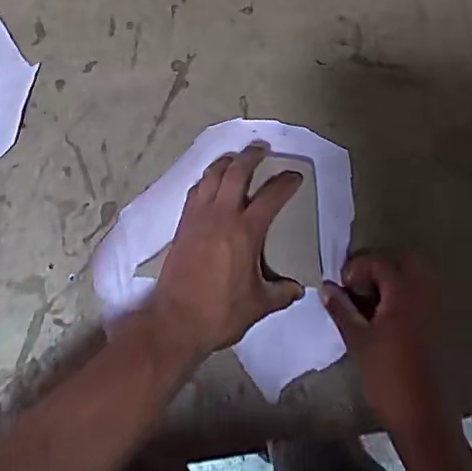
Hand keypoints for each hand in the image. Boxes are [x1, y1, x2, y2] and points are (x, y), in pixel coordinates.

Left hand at [145, 144, 303, 361]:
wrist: (174, 322)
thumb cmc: (220, 313)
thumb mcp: (259, 306)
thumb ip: (281, 294)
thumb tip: (296, 289)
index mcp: (245, 231)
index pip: (271, 195)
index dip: (285, 182)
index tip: (295, 176)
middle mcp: (221, 216)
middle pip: (237, 172)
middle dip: (251, 156)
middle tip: (261, 148)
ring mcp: (198, 217)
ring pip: (212, 175)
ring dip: (226, 162)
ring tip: (236, 157)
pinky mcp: (182, 224)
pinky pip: (196, 190)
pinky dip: (207, 179)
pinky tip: (211, 182)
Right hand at [320, 253, 451, 439]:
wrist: (423, 418)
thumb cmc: (387, 378)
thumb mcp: (358, 342)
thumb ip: (342, 310)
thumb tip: (328, 287)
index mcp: (403, 293)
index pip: (379, 262)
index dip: (357, 268)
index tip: (342, 286)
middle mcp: (424, 294)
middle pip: (404, 263)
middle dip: (380, 270)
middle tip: (360, 290)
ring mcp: (436, 311)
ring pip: (416, 281)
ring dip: (393, 285)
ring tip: (371, 307)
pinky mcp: (440, 328)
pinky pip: (422, 299)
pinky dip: (405, 301)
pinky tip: (387, 324)